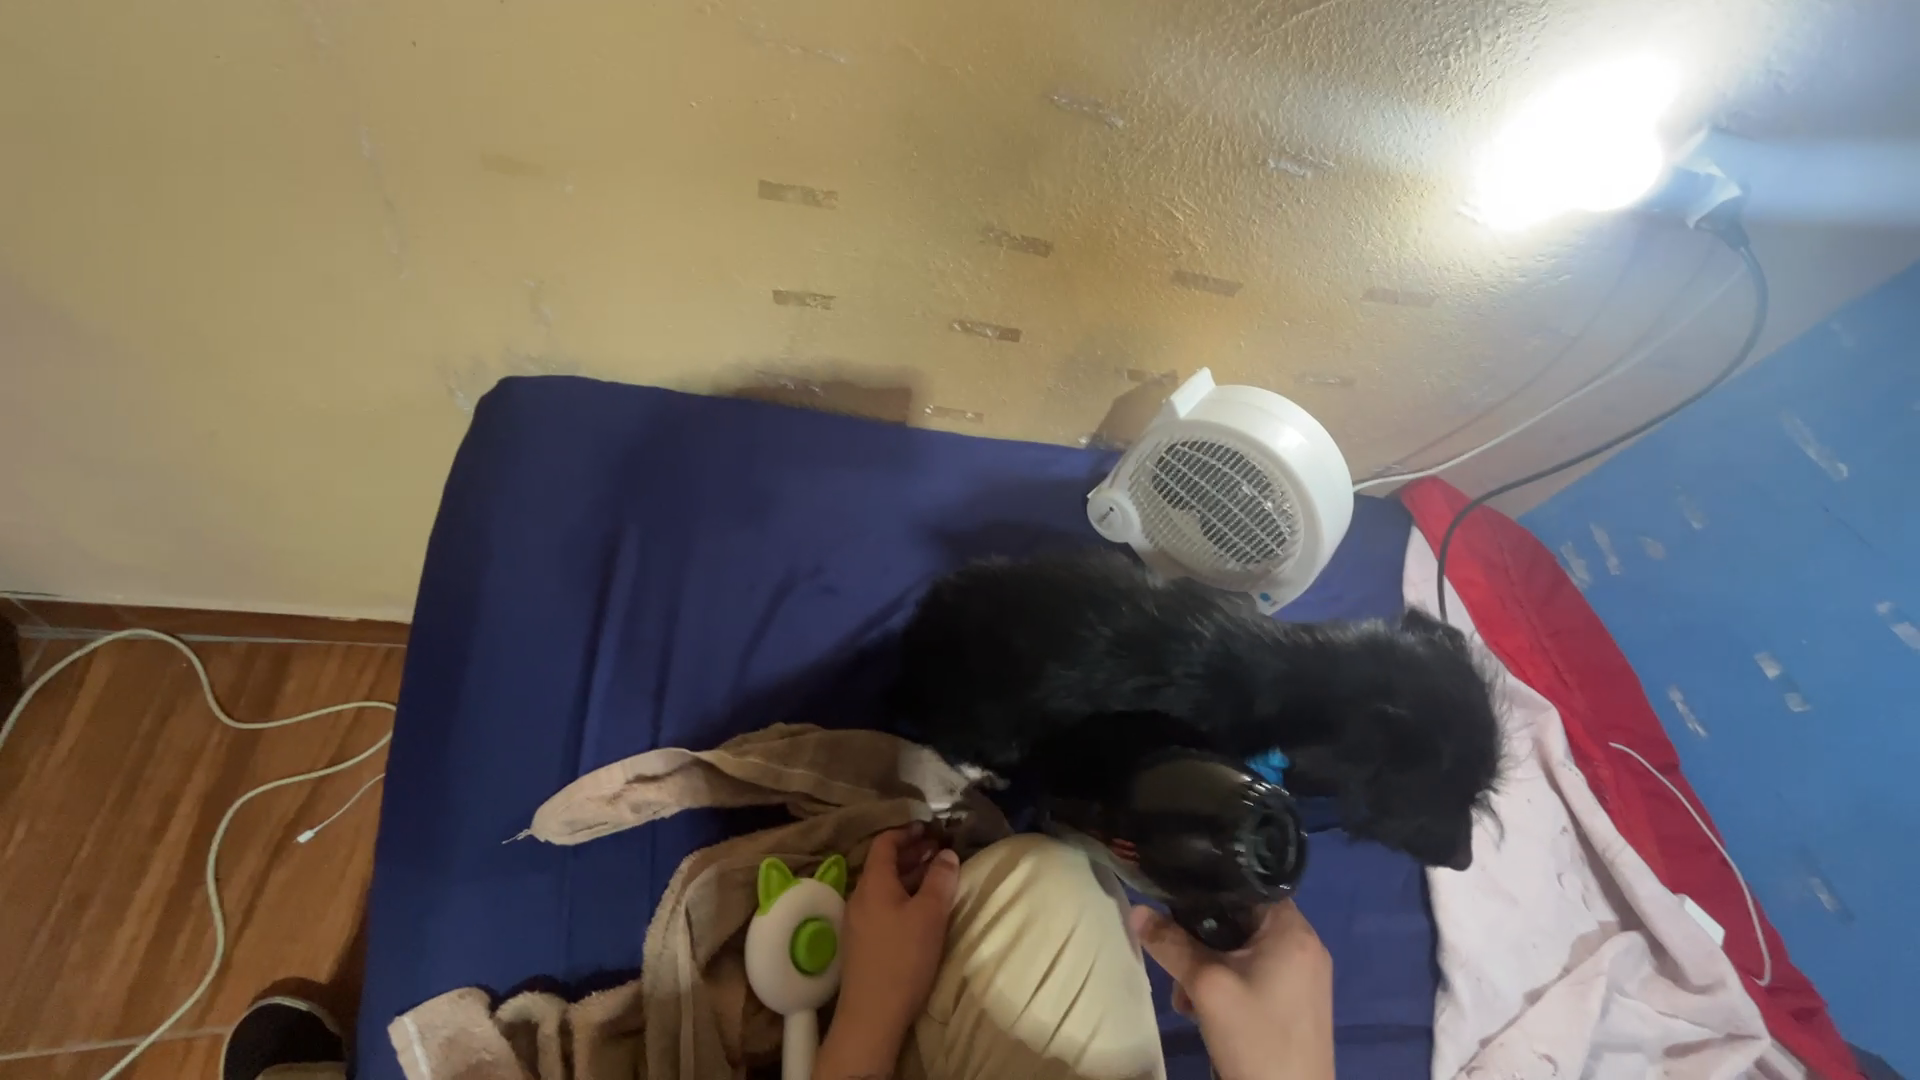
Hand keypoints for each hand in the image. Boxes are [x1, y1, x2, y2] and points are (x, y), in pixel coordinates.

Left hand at [815, 823, 959, 1077]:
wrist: (871, 1018)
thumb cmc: (902, 959)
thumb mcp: (930, 915)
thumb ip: (940, 880)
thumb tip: (947, 853)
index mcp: (873, 883)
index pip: (885, 843)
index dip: (906, 832)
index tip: (929, 829)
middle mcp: (860, 896)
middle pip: (884, 864)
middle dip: (911, 854)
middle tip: (938, 852)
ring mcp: (857, 921)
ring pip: (884, 887)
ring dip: (908, 877)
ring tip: (934, 878)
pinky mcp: (861, 944)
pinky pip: (881, 906)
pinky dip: (900, 897)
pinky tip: (919, 911)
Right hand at [1129, 901, 1333, 1079]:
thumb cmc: (1255, 1039)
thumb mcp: (1205, 985)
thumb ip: (1171, 943)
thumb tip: (1136, 910)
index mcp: (1292, 930)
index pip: (1245, 885)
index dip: (1208, 888)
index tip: (1174, 898)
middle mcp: (1304, 945)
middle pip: (1240, 919)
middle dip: (1201, 937)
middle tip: (1176, 956)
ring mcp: (1304, 977)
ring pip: (1243, 949)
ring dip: (1209, 965)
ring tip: (1186, 996)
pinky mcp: (1297, 1004)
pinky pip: (1255, 973)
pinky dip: (1228, 983)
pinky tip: (1205, 1011)